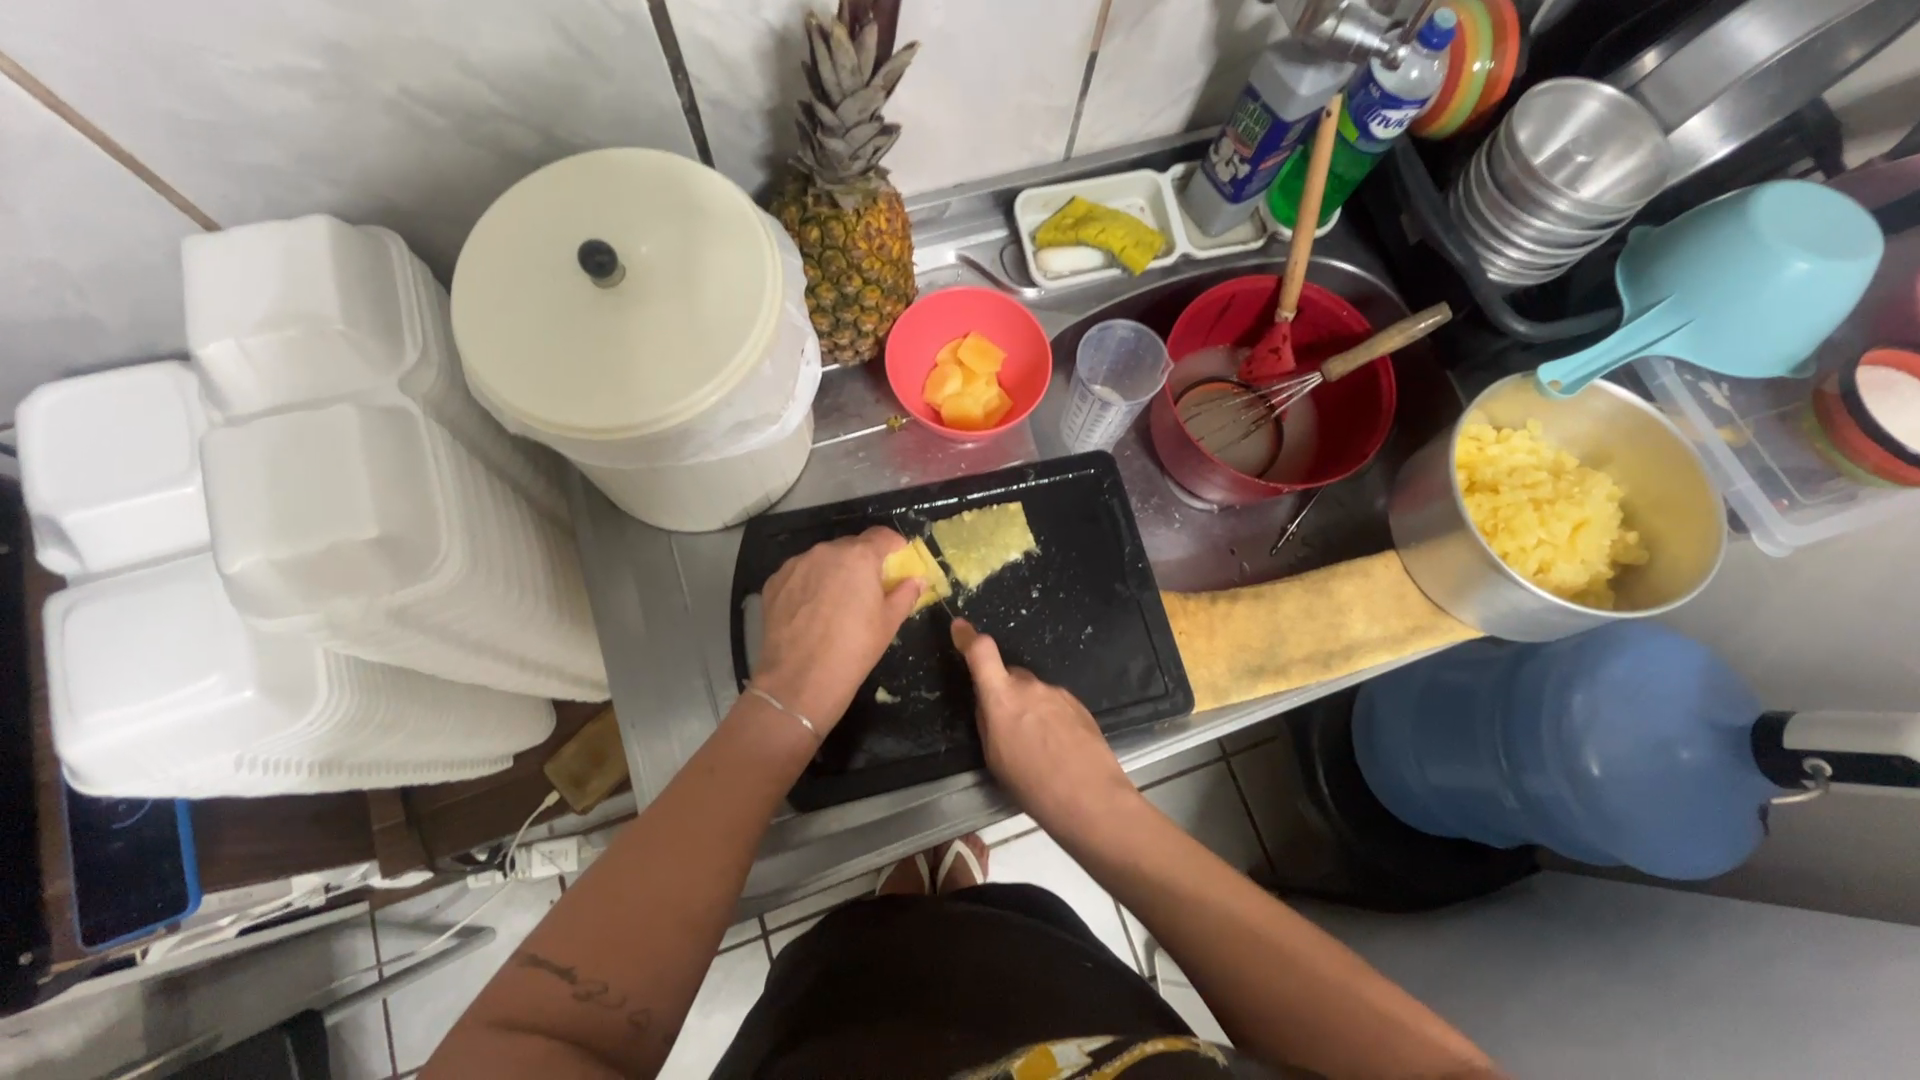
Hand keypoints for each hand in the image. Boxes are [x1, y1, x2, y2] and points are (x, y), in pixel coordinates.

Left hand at [754, 527, 922, 732]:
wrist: (799, 679)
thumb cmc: (854, 650)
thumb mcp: (888, 623)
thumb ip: (905, 594)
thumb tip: (916, 580)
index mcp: (858, 557)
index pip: (881, 536)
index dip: (894, 545)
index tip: (899, 559)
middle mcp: (825, 552)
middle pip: (850, 547)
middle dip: (862, 562)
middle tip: (868, 588)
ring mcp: (796, 565)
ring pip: (823, 559)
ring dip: (834, 572)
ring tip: (836, 602)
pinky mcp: (775, 582)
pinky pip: (800, 574)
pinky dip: (810, 584)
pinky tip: (812, 611)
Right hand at [951, 619, 1138, 833]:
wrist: (1090, 798)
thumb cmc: (1032, 784)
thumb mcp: (994, 758)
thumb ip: (988, 722)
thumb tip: (988, 703)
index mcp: (1002, 698)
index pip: (982, 653)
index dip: (968, 637)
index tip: (960, 627)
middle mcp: (1030, 687)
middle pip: (1010, 677)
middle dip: (1005, 693)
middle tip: (1008, 729)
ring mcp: (1058, 694)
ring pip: (1034, 693)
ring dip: (1030, 710)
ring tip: (1038, 749)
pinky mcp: (1079, 706)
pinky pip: (1055, 704)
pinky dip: (1051, 719)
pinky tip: (1058, 749)